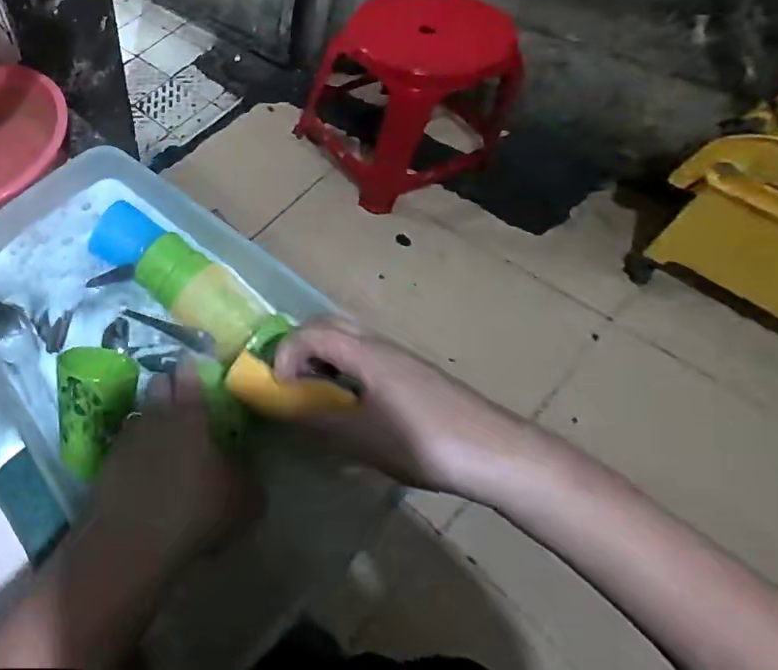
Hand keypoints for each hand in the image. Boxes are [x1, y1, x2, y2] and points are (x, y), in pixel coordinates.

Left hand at [84, 361, 261, 568]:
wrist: (130, 541)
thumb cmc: (193, 512)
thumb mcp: (242, 498)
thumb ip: (246, 473)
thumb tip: (244, 463)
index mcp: (190, 414)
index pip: (188, 375)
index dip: (192, 367)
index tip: (195, 365)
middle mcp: (156, 414)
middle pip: (159, 385)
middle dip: (168, 385)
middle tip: (181, 399)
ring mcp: (128, 434)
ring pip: (141, 411)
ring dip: (151, 417)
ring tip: (162, 434)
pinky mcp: (108, 458)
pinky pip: (126, 441)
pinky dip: (135, 447)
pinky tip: (143, 464)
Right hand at [273, 320, 545, 497]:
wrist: (498, 453)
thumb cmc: (425, 442)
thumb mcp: (363, 438)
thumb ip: (318, 420)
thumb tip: (282, 407)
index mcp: (364, 352)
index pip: (310, 333)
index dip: (284, 355)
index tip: (279, 390)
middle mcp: (379, 344)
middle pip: (328, 325)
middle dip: (300, 348)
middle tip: (292, 385)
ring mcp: (400, 358)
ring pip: (348, 340)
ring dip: (323, 359)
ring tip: (319, 397)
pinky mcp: (414, 374)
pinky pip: (366, 356)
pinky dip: (345, 369)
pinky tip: (355, 406)